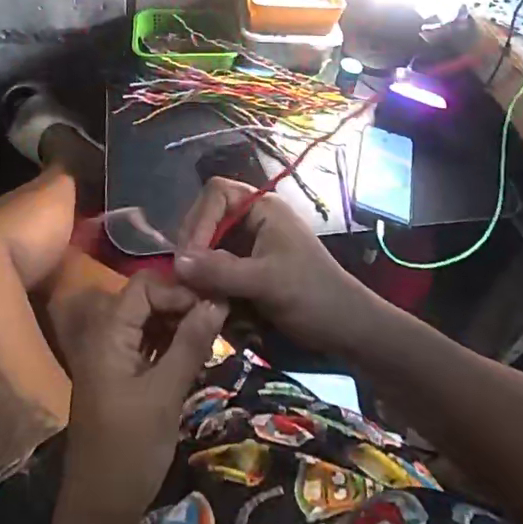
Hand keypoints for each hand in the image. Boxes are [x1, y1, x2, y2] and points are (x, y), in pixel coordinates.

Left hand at [56, 271, 225, 523]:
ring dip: (178, 324)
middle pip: (146, 300)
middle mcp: (106, 336)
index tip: (212, 308)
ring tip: (211, 337)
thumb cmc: (129, 448)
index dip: (178, 291)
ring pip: (149, 322)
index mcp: (108, 333)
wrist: (99, 509)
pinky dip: (170, 343)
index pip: (145, 287)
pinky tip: (195, 354)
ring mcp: (112, 356)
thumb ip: (190, 344)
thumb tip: (219, 300)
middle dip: (181, 305)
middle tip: (217, 321)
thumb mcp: (165, 394)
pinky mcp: (121, 376)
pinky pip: (147, 344)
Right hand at [172, 177, 384, 356]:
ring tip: (197, 296)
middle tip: (187, 281)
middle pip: (206, 219)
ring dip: (201, 271)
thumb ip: (221, 271)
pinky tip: (211, 303)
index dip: (198, 220)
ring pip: (208, 247)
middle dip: (195, 248)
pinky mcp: (248, 268)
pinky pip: (217, 268)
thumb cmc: (312, 296)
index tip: (189, 257)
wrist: (346, 330)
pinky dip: (211, 284)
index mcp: (262, 208)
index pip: (216, 194)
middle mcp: (252, 219)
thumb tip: (176, 262)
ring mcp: (249, 244)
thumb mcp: (266, 282)